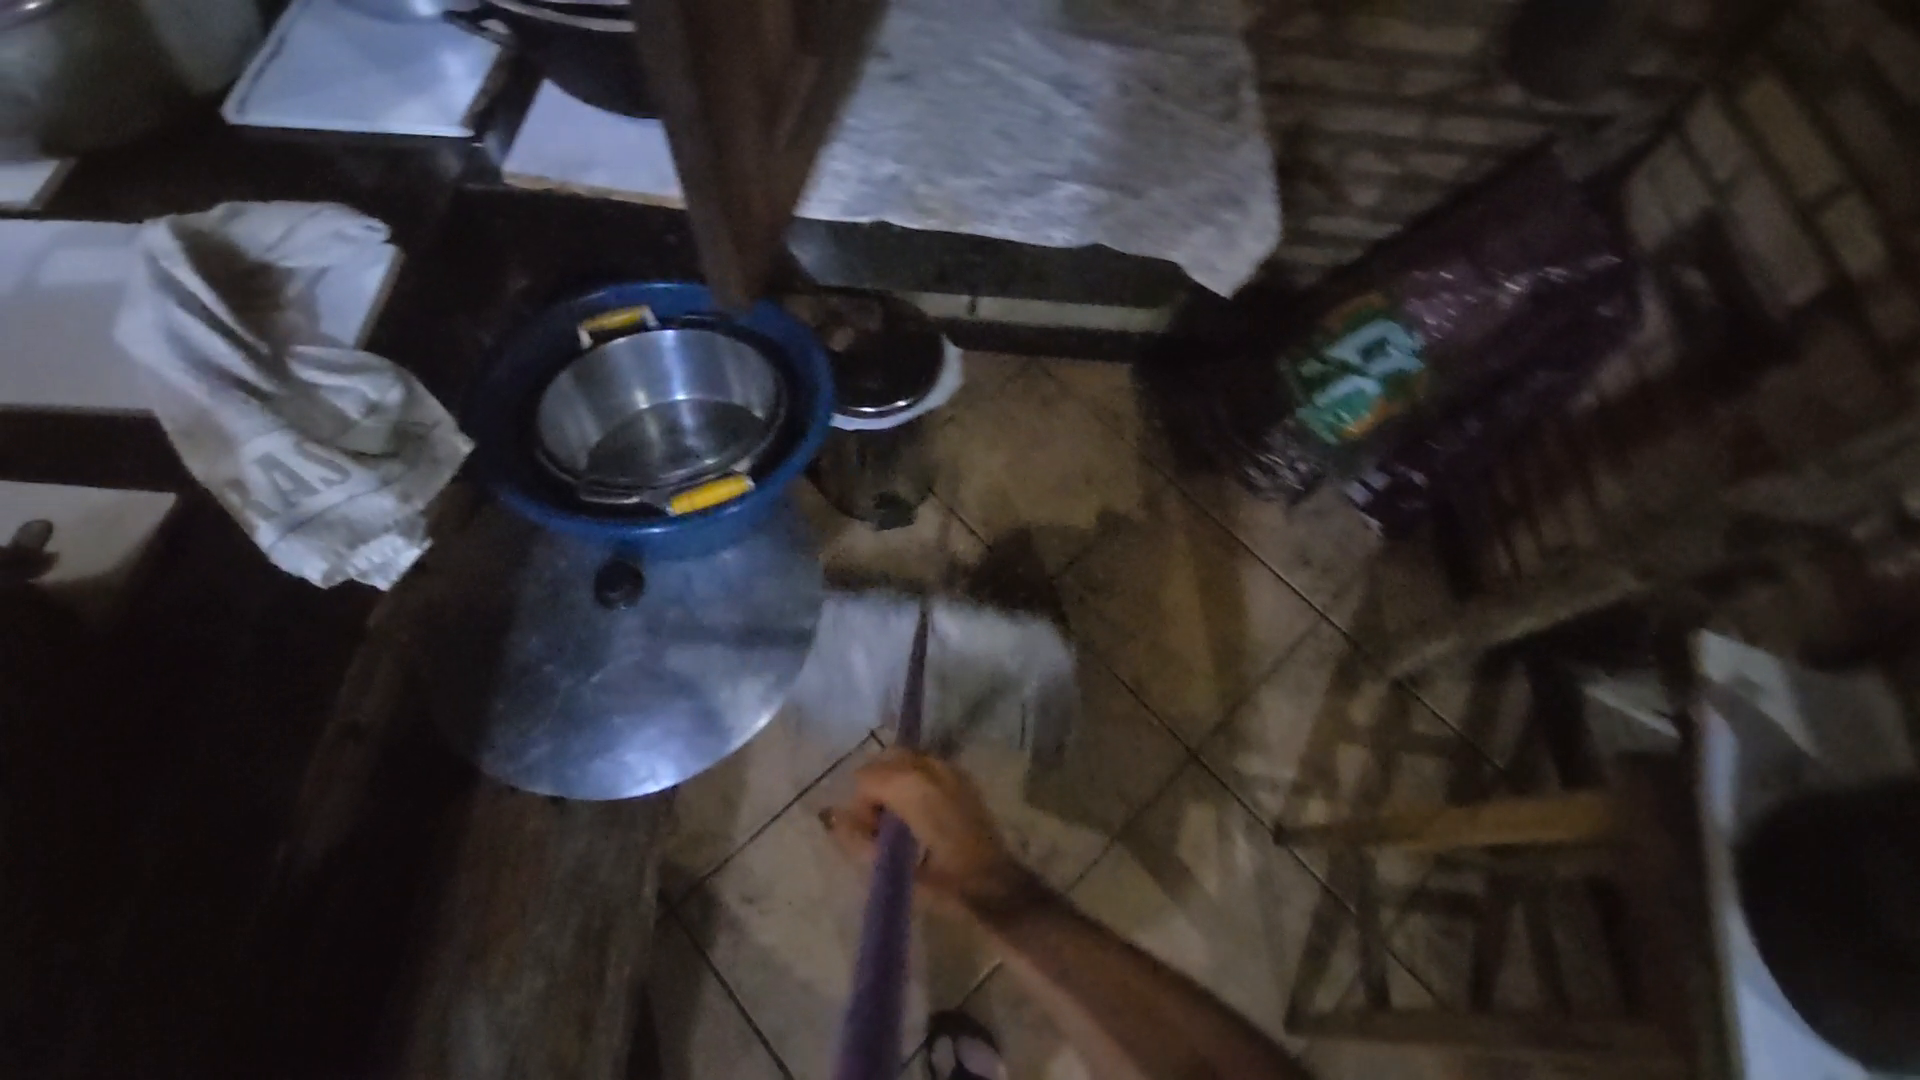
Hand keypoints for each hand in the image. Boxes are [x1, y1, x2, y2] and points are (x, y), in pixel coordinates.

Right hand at [821, 749, 1038, 919]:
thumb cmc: (944, 884)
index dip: (861, 807)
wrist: (995, 887)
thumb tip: (832, 817)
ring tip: (900, 822)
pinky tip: (920, 815)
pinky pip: (926, 767)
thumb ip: (858, 839)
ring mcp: (951, 769)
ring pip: (907, 760)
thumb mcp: (893, 868)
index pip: (866, 777)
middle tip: (882, 827)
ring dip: (895, 783)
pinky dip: (914, 782)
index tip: (872, 836)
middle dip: (876, 789)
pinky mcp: (963, 779)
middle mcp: (932, 767)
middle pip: (886, 761)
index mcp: (912, 786)